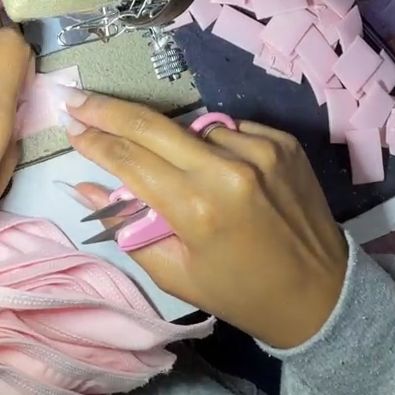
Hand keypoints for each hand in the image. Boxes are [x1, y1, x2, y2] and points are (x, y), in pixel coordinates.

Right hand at [65, 93, 347, 348]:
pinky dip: (214, 145)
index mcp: (196, 208)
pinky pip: (228, 129)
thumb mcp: (176, 274)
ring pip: (190, 127)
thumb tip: (84, 186)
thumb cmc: (241, 293)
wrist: (324, 296)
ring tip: (184, 174)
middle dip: (106, 109)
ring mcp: (258, 149)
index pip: (128, 159)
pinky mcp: (280, 141)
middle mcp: (226, 169)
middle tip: (76, 97)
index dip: (94, 140)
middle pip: (149, 124)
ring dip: (172, 140)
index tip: (70, 126)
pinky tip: (223, 172)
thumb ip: (125, 227)